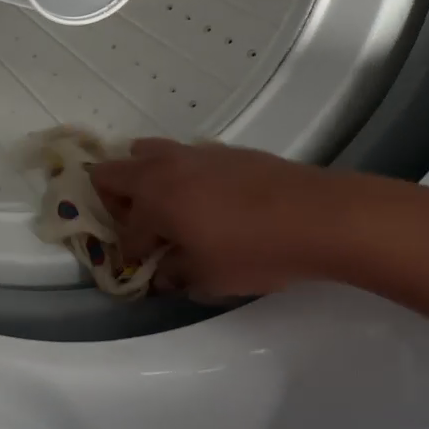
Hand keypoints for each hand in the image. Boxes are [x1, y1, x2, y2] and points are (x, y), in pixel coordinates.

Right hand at [90, 138, 345, 298]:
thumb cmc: (255, 252)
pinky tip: (213, 200)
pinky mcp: (220, 149)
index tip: (146, 269)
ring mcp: (190, 154)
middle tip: (144, 228)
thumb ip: (178, 275)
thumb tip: (164, 274)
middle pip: (111, 172)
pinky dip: (183, 174)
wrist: (318, 216)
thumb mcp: (212, 279)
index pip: (126, 230)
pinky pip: (184, 156)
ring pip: (144, 153)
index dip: (133, 253)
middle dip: (117, 202)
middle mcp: (160, 170)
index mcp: (150, 201)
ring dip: (145, 178)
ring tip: (173, 207)